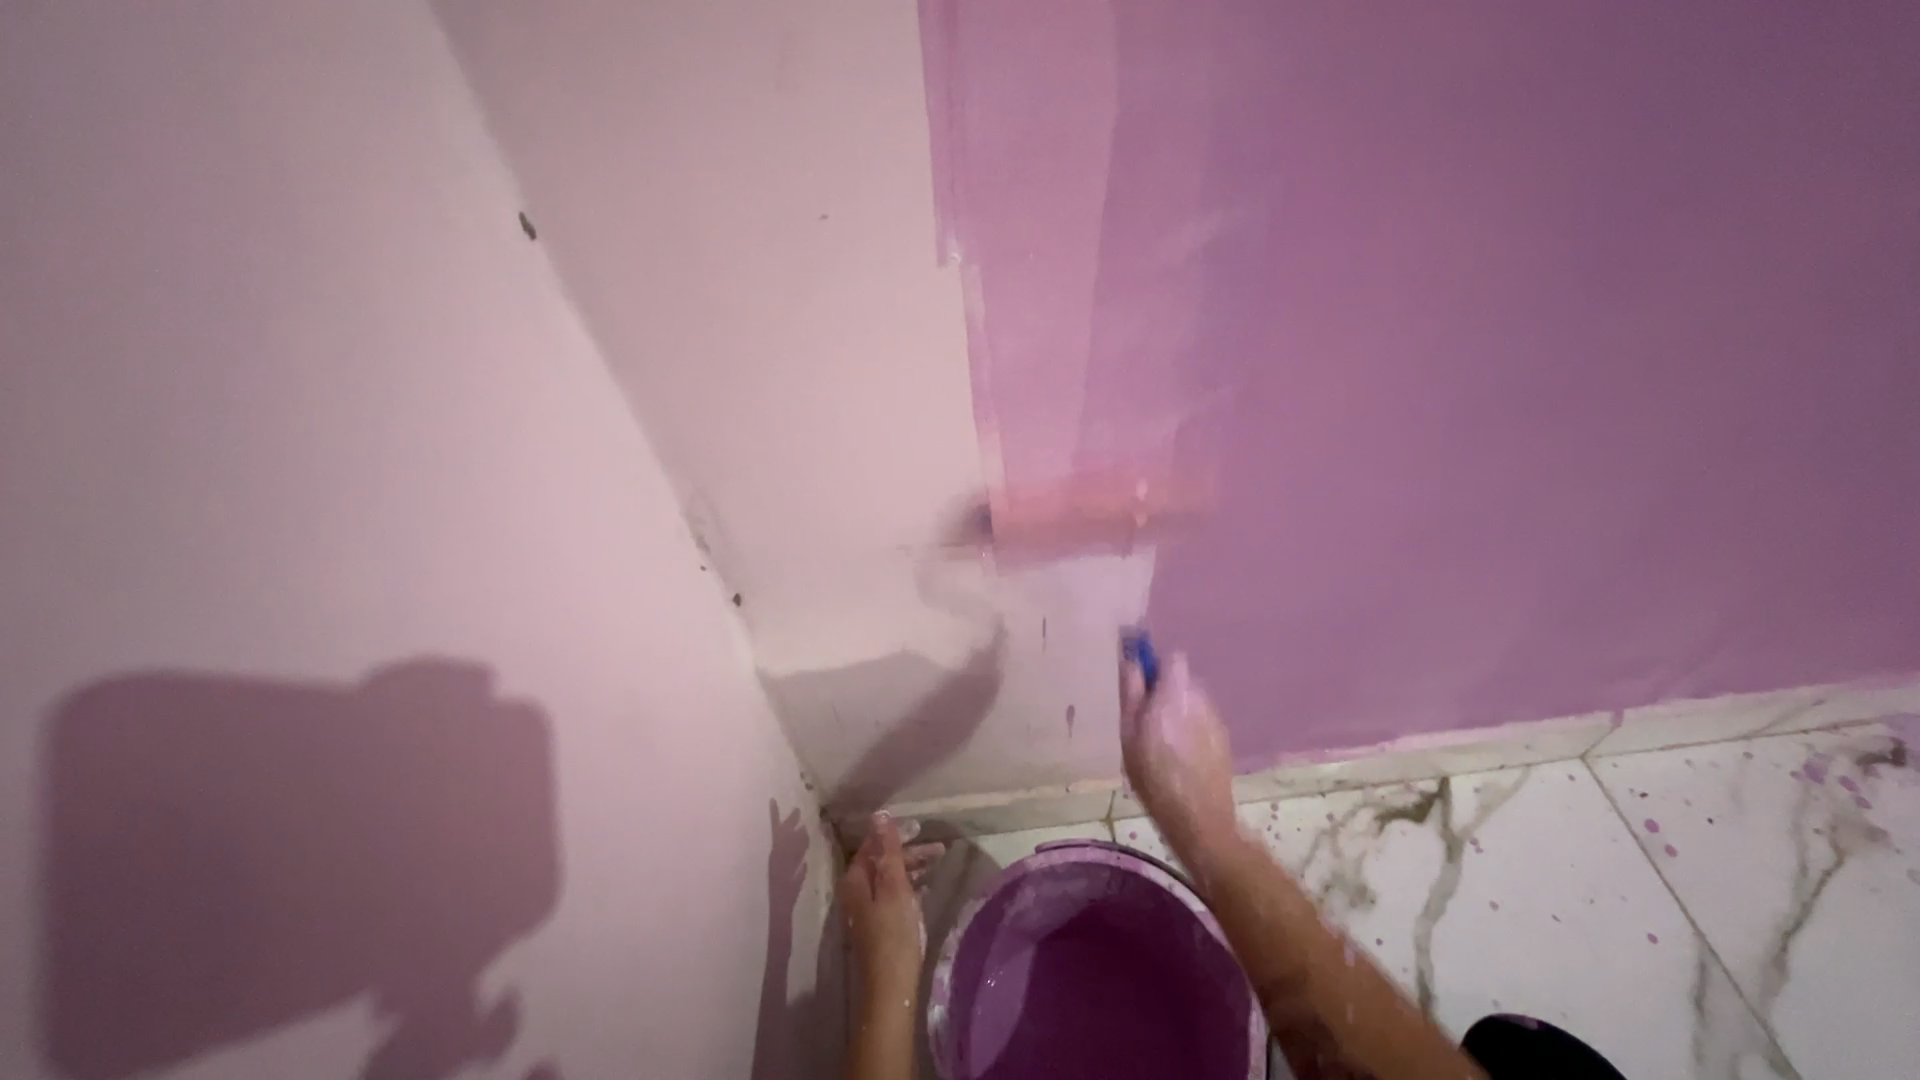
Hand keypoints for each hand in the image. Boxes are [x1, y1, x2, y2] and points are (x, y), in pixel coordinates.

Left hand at [839, 813, 943, 1003]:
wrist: (891, 989)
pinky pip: (895, 895)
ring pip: (891, 878)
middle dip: (909, 852)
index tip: (922, 829)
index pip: (873, 845)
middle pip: (882, 861)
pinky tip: (928, 886)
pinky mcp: (880, 925)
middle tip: (939, 848)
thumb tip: (879, 816)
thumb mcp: (894, 887)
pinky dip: (911, 886)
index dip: (896, 834)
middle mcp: (856, 892)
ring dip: (913, 868)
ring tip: (939, 862)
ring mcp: (868, 910)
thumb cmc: (893, 935)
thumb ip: (888, 851)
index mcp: (855, 880)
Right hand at [1119, 645, 1237, 860]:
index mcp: (1176, 692)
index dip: (1154, 664)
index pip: (1172, 657)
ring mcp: (1216, 720)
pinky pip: (1201, 722)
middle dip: (1163, 690)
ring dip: (1176, 710)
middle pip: (1181, 680)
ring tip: (1160, 742)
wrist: (1197, 817)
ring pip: (1191, 702)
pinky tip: (1179, 757)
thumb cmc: (1153, 774)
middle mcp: (1201, 699)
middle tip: (1143, 719)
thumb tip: (1130, 657)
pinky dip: (1190, 729)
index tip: (1138, 681)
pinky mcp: (1223, 740)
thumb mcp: (1129, 732)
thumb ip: (1131, 690)